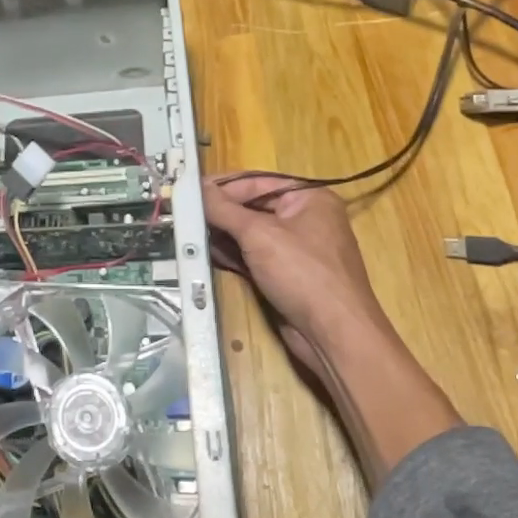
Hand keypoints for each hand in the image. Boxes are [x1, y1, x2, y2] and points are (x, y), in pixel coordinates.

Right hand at [203, 174, 461, 477]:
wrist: (335, 336)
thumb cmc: (303, 274)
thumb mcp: (259, 234)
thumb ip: (223, 208)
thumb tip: (194, 188)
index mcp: (309, 198)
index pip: (257, 181)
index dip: (223, 185)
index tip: (189, 189)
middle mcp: (304, 219)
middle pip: (252, 206)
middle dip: (219, 211)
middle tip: (183, 212)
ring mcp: (296, 250)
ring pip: (250, 233)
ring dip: (221, 233)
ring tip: (188, 232)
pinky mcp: (286, 275)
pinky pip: (252, 256)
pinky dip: (231, 254)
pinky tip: (205, 253)